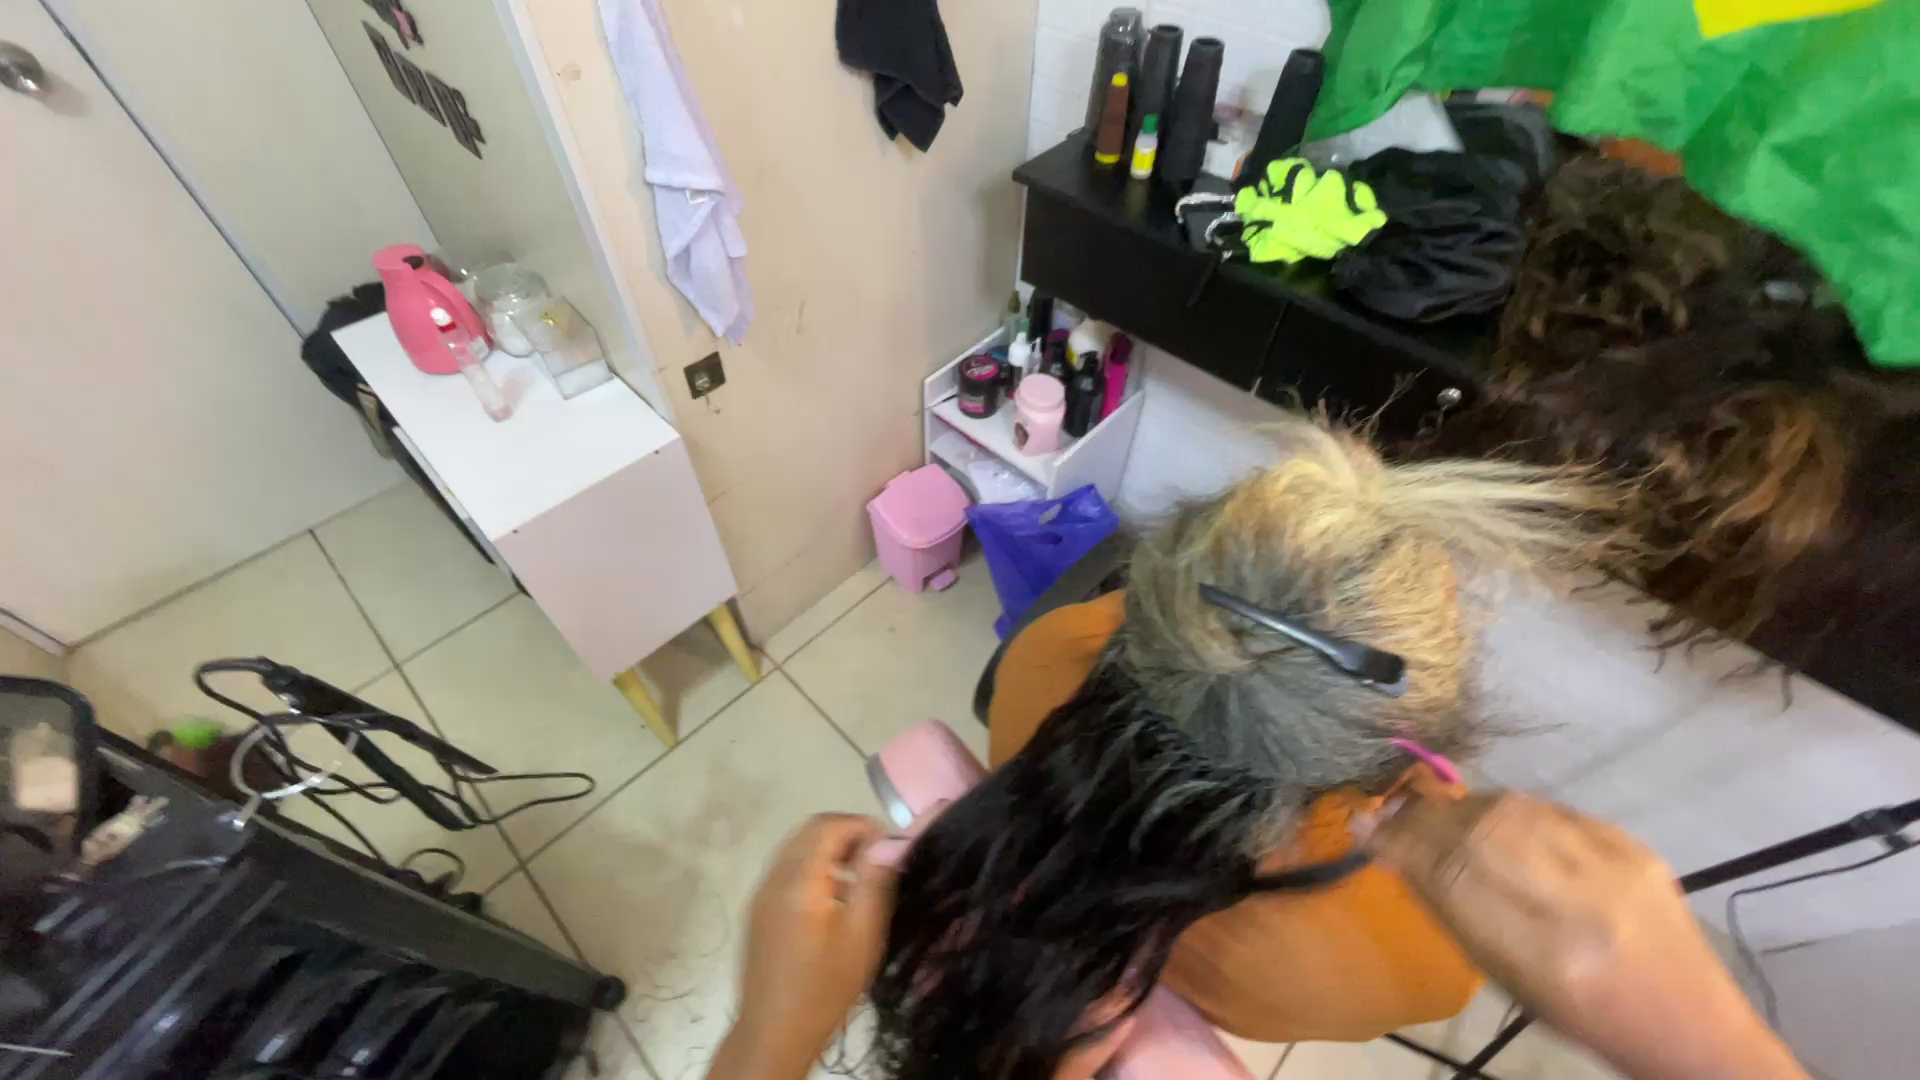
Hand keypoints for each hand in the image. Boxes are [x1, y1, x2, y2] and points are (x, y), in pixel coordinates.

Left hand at [714, 814, 895, 1079]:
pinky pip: (788, 868)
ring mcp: (762, 892)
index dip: (862, 825)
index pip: (829, 825)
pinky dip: (813, 866)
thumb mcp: (862, 935)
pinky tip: (834, 897)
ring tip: (859, 876)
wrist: (772, 1035)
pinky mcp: (758, 909)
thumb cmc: (824, 987)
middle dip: (846, 833)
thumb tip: (890, 840)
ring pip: (797, 847)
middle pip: (810, 830)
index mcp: (799, 879)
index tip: (889, 845)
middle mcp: (774, 876)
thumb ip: (875, 880)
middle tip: (876, 856)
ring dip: (830, 849)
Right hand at [1370, 788, 1808, 1079]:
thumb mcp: (1498, 970)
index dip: (1396, 841)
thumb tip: (1379, 837)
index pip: (1446, 872)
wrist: (1689, 1024)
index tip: (1362, 825)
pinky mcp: (1631, 843)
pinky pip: (1545, 807)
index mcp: (1541, 953)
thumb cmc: (1574, 1009)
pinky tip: (1498, 823)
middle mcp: (1578, 903)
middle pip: (1474, 830)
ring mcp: (1612, 867)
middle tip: (1393, 814)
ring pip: (1506, 807)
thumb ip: (1442, 900)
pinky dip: (1508, 810)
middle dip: (1420, 817)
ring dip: (1459, 807)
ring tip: (1439, 816)